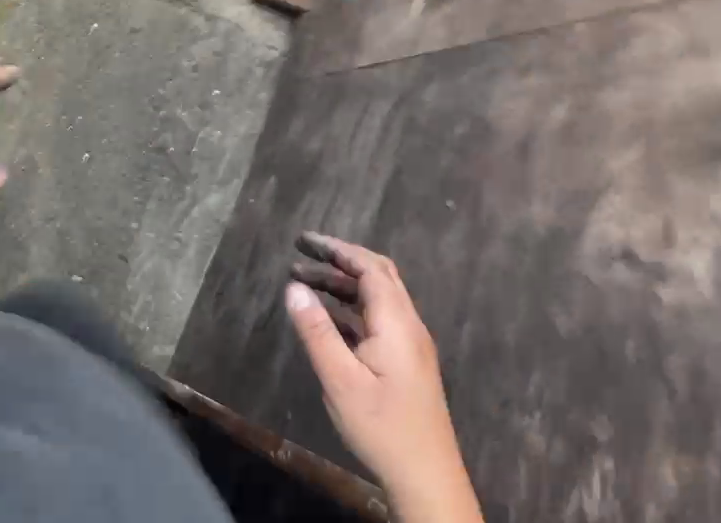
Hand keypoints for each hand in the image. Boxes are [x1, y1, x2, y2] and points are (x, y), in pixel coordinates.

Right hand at [284, 232, 482, 522]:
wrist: (427, 479)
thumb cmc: (382, 426)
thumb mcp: (340, 379)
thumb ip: (316, 330)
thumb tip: (293, 286)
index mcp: (397, 325)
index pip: (370, 269)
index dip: (337, 249)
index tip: (302, 241)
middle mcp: (408, 328)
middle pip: (378, 277)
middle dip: (339, 259)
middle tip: (300, 253)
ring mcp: (409, 346)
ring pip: (377, 298)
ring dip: (342, 283)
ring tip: (302, 281)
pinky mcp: (405, 363)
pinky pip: (376, 319)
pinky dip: (348, 306)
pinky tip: (323, 316)